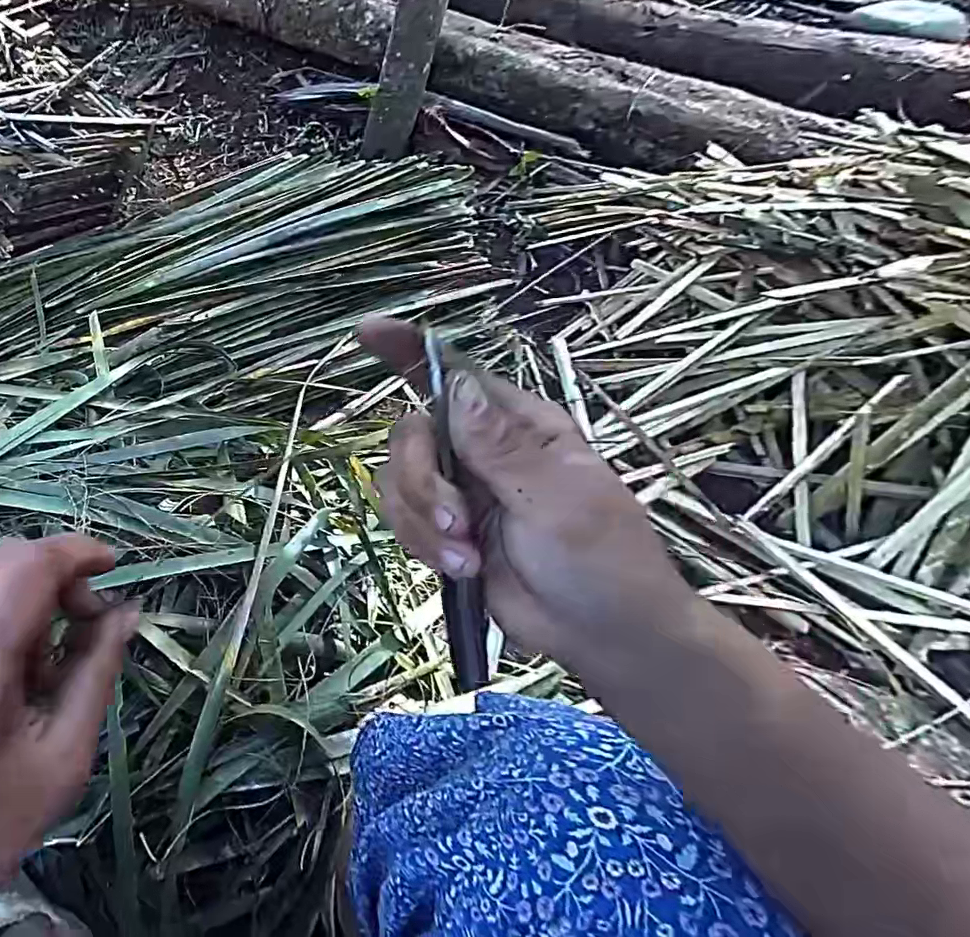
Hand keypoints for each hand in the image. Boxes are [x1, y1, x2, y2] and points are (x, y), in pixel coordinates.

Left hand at [0, 535, 139, 936]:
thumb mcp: (59, 764)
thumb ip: (96, 674)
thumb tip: (126, 610)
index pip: (26, 568)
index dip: (76, 552)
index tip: (113, 565)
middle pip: (3, 562)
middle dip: (56, 575)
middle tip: (86, 623)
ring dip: (25, 597)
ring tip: (41, 666)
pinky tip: (0, 676)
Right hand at [358, 318, 690, 668]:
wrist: (600, 636)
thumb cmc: (603, 561)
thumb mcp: (559, 499)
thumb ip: (501, 446)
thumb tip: (457, 387)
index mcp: (517, 425)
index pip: (455, 373)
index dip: (408, 349)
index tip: (366, 333)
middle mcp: (478, 448)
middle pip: (409, 434)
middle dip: (421, 480)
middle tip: (455, 522)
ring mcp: (456, 488)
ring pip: (397, 480)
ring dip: (421, 521)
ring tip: (466, 556)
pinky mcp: (440, 527)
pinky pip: (399, 517)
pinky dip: (419, 542)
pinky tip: (460, 568)